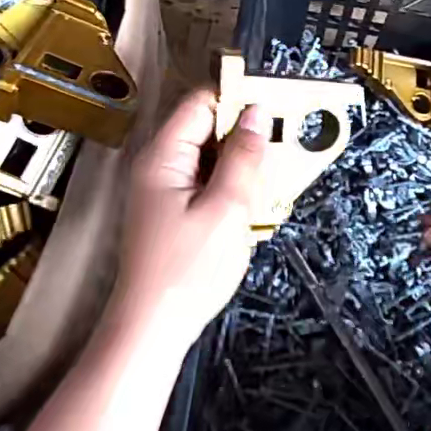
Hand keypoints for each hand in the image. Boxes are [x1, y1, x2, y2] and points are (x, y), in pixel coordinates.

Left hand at [112, 89, 268, 351]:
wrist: (154, 329)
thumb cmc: (185, 273)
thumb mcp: (226, 209)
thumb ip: (244, 158)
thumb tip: (258, 113)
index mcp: (163, 157)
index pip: (201, 103)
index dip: (238, 101)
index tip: (275, 111)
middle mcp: (159, 167)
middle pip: (209, 130)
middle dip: (246, 141)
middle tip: (277, 159)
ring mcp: (166, 190)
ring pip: (214, 159)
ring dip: (243, 170)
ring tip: (263, 193)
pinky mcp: (175, 212)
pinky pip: (209, 185)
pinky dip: (233, 191)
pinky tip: (248, 214)